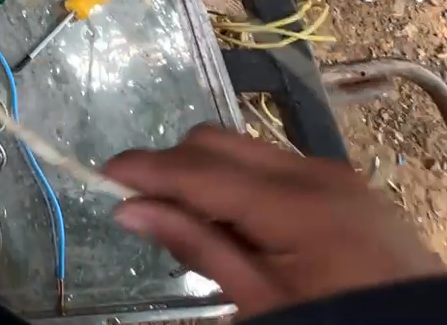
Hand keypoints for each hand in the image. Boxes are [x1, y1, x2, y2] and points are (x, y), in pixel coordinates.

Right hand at [105, 125, 444, 317]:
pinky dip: (238, 180)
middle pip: (212, 142)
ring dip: (203, 172)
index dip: (144, 168)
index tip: (101, 174)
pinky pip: (268, 162)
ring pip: (237, 146)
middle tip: (148, 210)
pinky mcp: (345, 183)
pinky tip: (240, 224)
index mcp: (300, 207)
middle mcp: (315, 173)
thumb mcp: (268, 304)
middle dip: (171, 166)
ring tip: (198, 225)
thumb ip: (198, 248)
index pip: (198, 170)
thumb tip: (128, 210)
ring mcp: (335, 174)